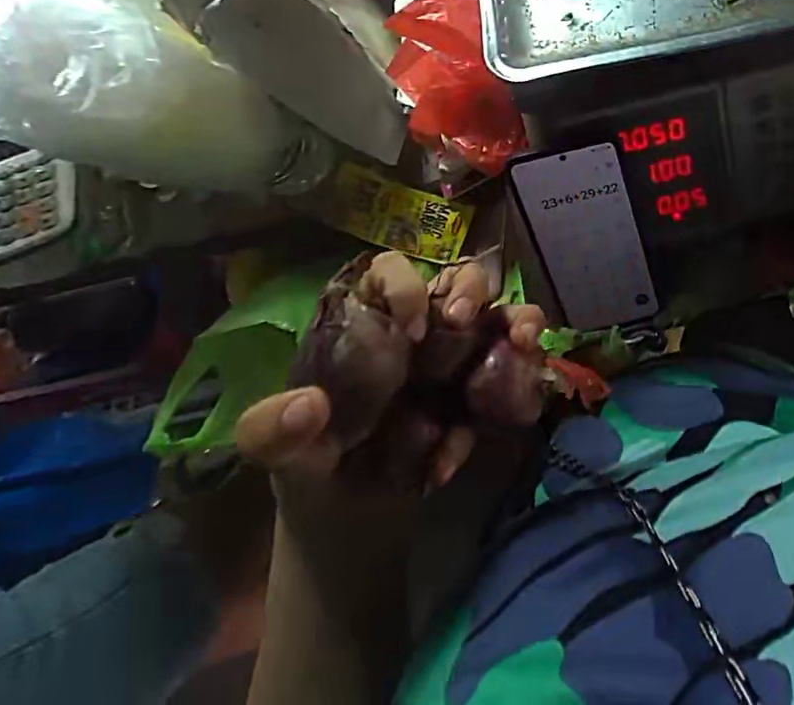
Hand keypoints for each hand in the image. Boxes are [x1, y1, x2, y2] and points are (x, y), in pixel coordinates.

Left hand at [235, 253, 545, 555]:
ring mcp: (455, 362)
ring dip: (518, 321)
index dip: (405, 284)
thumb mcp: (275, 451)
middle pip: (458, 282)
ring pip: (498, 318)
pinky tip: (458, 452)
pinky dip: (506, 400)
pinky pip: (508, 381)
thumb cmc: (309, 465)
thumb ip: (270, 431)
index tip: (410, 326)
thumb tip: (309, 406)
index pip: (390, 271)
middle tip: (464, 321)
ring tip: (523, 342)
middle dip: (472, 290)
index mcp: (368, 320)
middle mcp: (419, 330)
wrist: (347, 522)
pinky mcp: (477, 400)